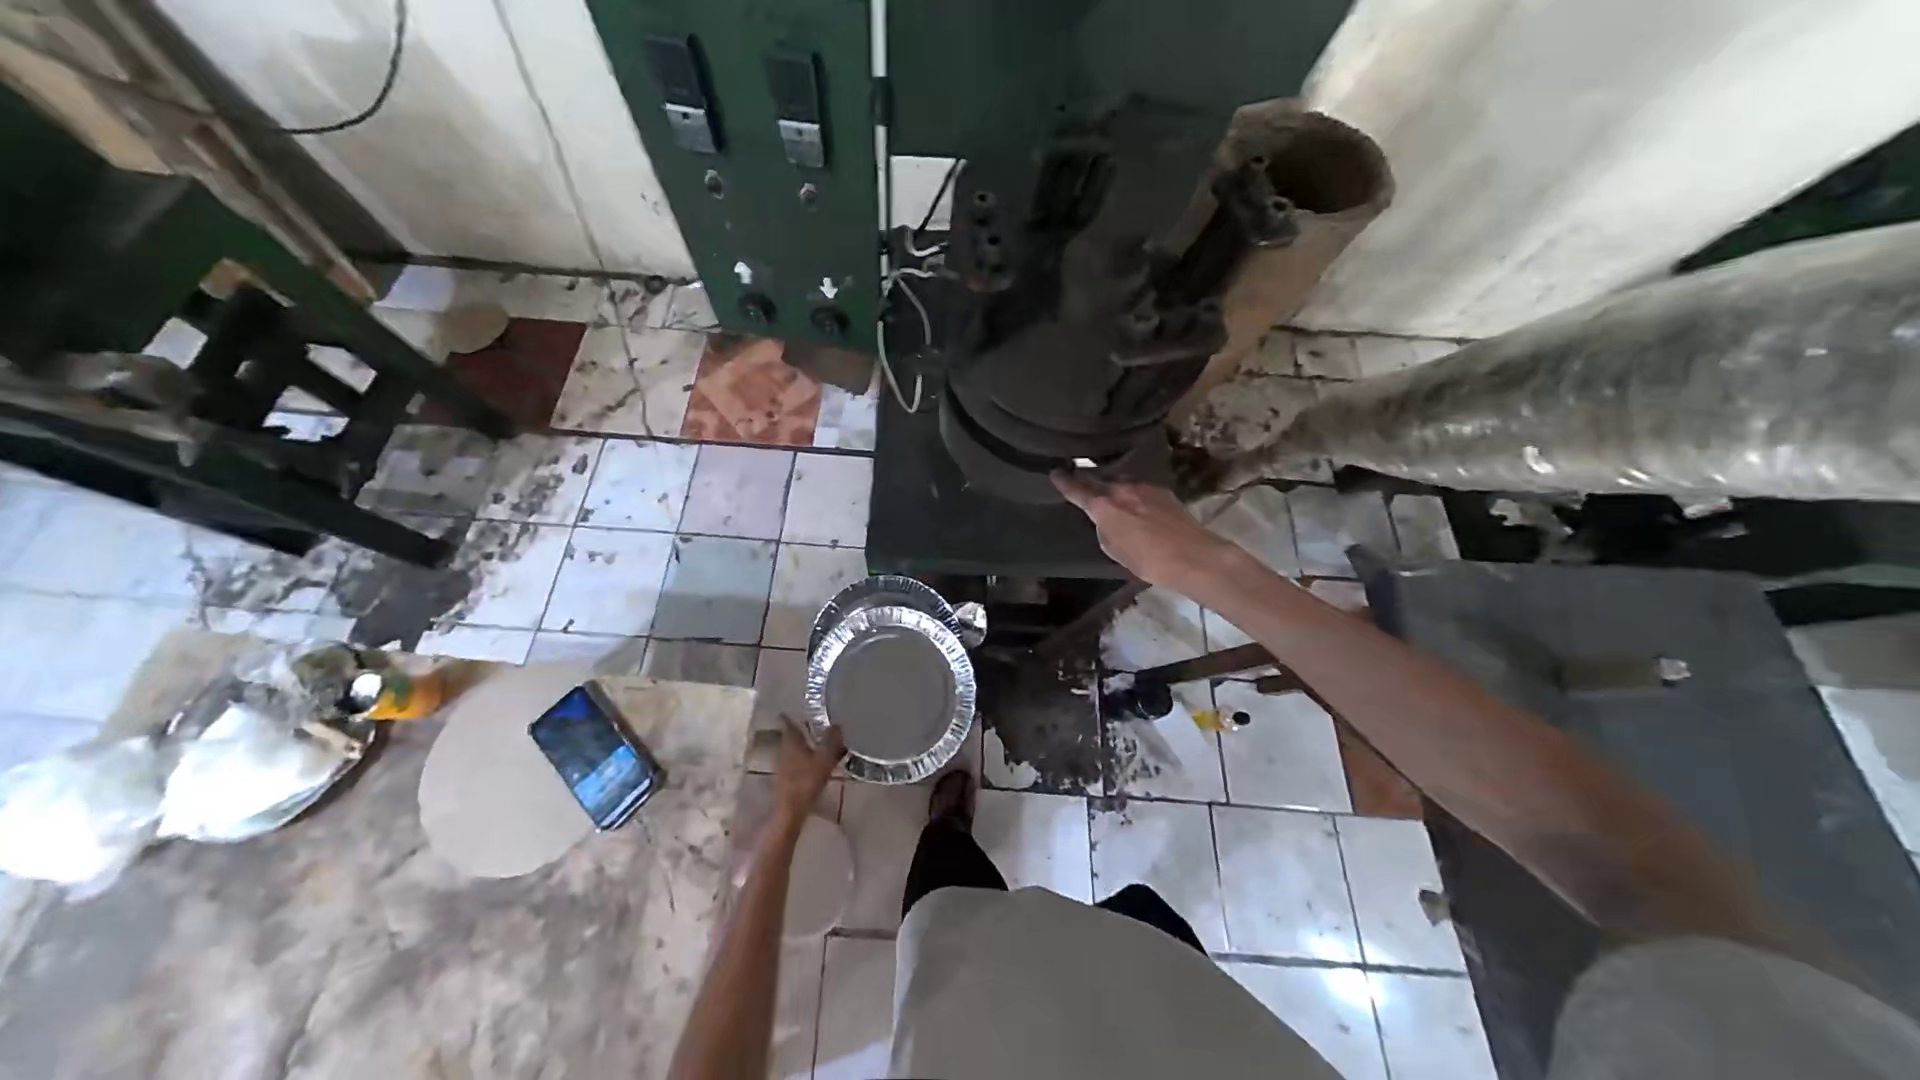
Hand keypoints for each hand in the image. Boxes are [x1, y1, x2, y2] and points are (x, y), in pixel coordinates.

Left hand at [772, 716, 844, 827]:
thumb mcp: (824, 758)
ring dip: (805, 744)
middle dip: (801, 729)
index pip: (787, 723)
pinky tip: (818, 762)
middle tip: (814, 722)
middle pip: (791, 736)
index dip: (789, 715)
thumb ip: (831, 740)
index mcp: (791, 742)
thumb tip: (838, 724)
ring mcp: (785, 765)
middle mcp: (785, 750)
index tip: (791, 708)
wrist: (791, 810)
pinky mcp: (788, 778)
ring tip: (820, 741)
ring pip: (795, 749)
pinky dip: (807, 758)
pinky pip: (799, 762)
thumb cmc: (806, 780)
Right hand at [1051, 471, 1241, 590]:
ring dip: (1109, 483)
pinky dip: (1130, 491)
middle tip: (1077, 478)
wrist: (1194, 556)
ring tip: (1105, 489)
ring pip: (1119, 480)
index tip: (1054, 473)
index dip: (1063, 482)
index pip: (1077, 489)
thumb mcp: (1114, 551)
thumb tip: (1105, 519)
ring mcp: (1144, 487)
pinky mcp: (1163, 491)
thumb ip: (1104, 530)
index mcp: (1104, 506)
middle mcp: (1121, 489)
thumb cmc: (1148, 561)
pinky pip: (1138, 487)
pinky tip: (1133, 501)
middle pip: (1098, 478)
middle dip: (1086, 478)